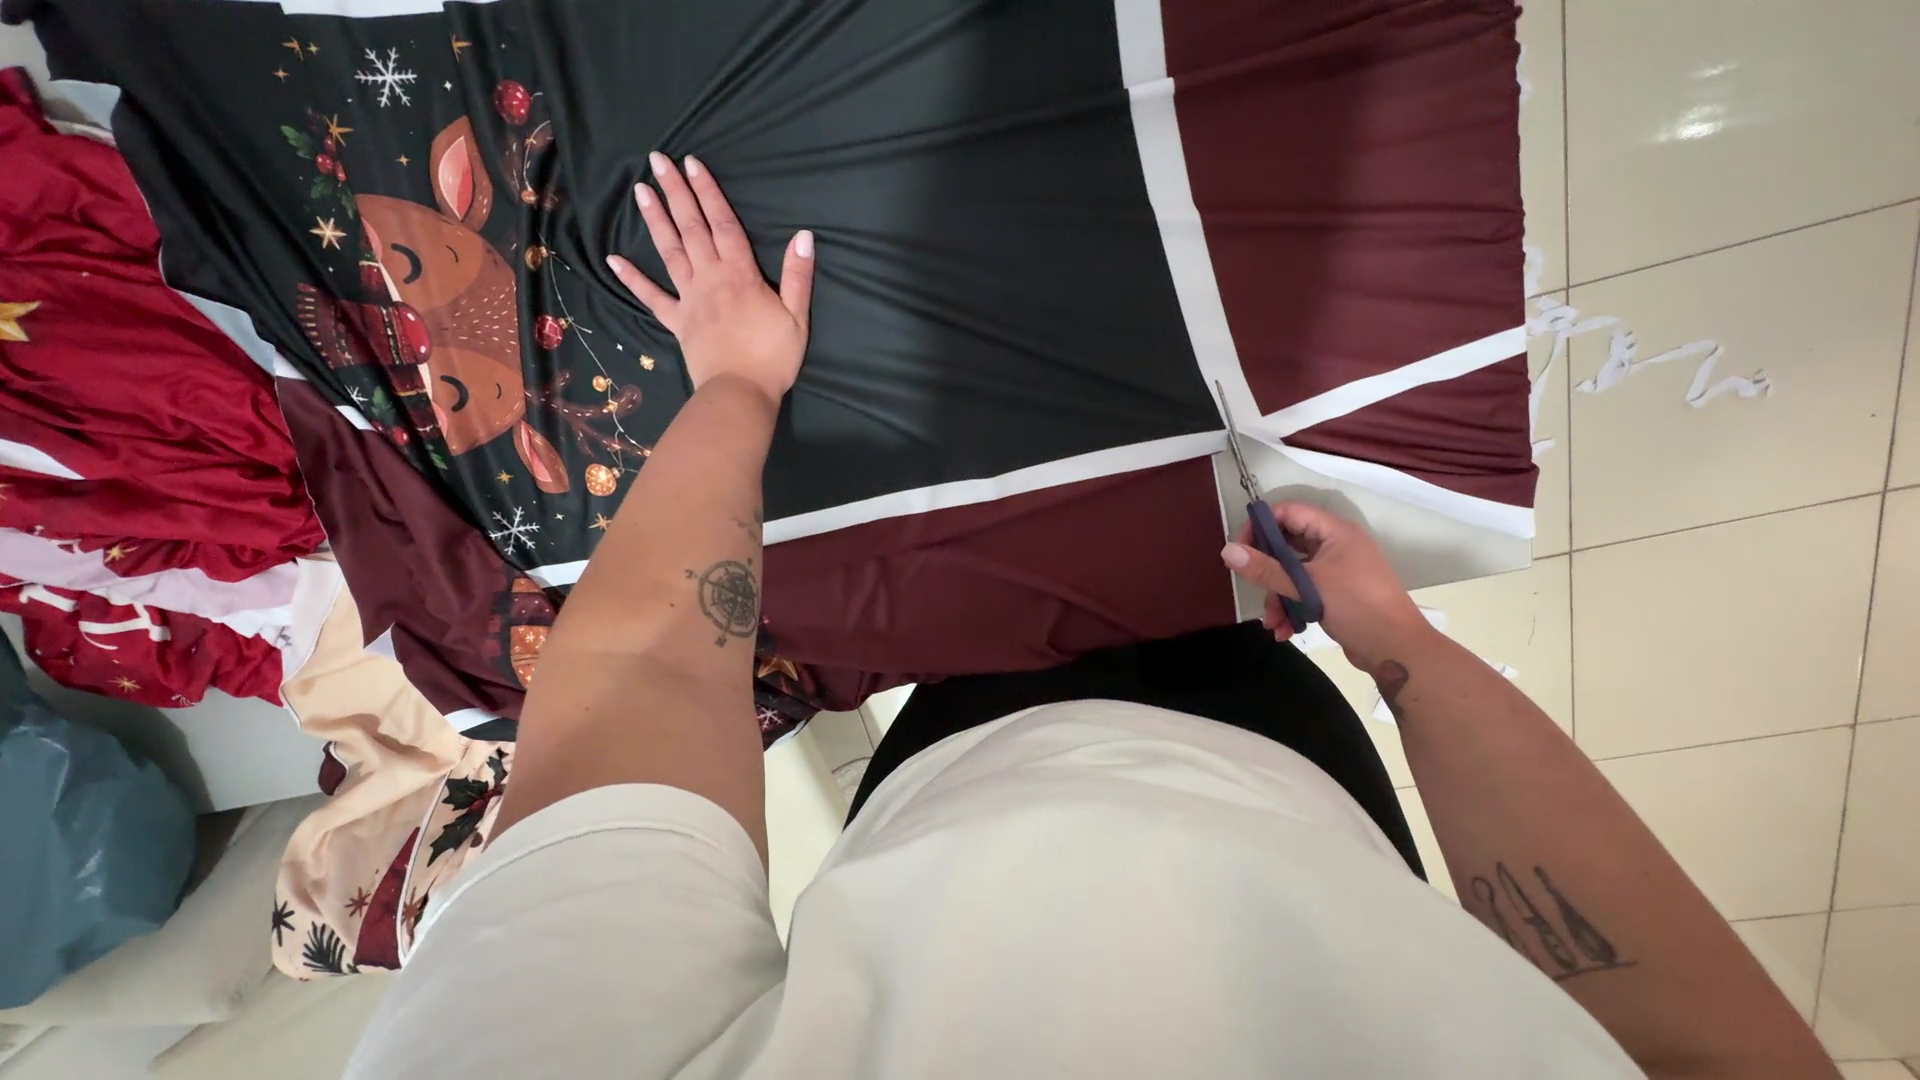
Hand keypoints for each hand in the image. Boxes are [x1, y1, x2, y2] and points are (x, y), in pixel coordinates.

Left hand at [607, 152, 814, 405]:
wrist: (741, 393)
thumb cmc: (773, 357)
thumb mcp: (797, 317)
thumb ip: (797, 276)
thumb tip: (803, 236)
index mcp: (741, 275)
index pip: (724, 224)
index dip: (709, 192)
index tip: (693, 163)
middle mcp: (710, 279)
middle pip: (692, 229)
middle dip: (676, 193)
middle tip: (657, 160)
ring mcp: (690, 300)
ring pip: (670, 253)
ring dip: (656, 220)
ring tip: (640, 191)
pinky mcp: (677, 322)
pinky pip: (652, 298)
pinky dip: (632, 278)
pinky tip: (613, 258)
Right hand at [1221, 502, 1435, 674]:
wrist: (1397, 649)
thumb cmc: (1356, 606)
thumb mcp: (1306, 586)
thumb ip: (1265, 569)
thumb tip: (1227, 551)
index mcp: (1334, 532)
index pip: (1288, 513)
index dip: (1260, 526)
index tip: (1240, 549)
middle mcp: (1336, 545)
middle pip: (1287, 545)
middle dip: (1267, 570)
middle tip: (1250, 584)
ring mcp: (1338, 570)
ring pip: (1293, 573)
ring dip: (1277, 597)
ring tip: (1272, 622)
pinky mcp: (1337, 594)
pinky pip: (1304, 592)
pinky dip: (1292, 608)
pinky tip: (1285, 630)